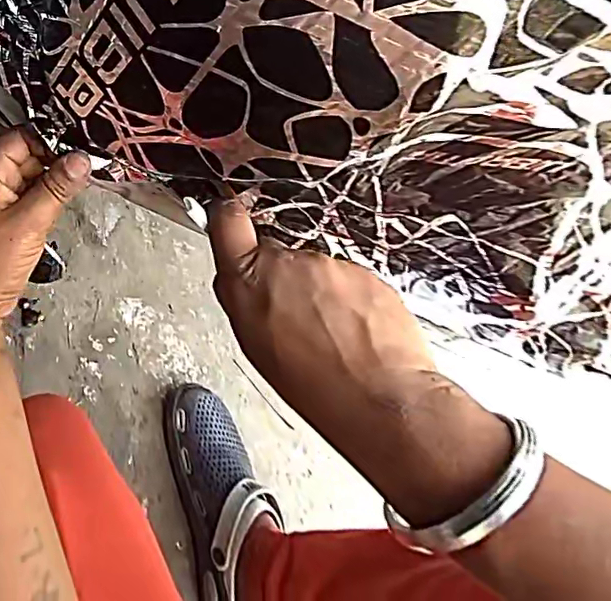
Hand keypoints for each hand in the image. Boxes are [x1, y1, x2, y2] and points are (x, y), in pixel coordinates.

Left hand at [0, 128, 90, 335]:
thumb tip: (77, 161)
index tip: (76, 144)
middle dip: (57, 158)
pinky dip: (51, 198)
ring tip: (78, 184)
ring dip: (56, 180)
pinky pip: (34, 198)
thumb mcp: (27, 223)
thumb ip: (55, 189)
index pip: (19, 137)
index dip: (49, 136)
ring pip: (34, 177)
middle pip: (29, 155)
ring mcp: (0, 203)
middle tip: (85, 166)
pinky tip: (64, 204)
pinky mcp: (10, 221)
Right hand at [206, 199, 511, 525]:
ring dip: (321, 292)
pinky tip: (358, 333)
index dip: (226, 211)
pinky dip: (353, 301)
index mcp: (246, 278)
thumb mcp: (252, 342)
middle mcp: (284, 262)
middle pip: (276, 252)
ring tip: (334, 334)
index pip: (227, 220)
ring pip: (316, 270)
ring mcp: (328, 265)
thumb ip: (241, 297)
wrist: (384, 402)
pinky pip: (351, 281)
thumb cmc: (315, 383)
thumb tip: (239, 280)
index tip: (227, 209)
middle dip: (283, 275)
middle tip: (298, 314)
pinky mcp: (366, 273)